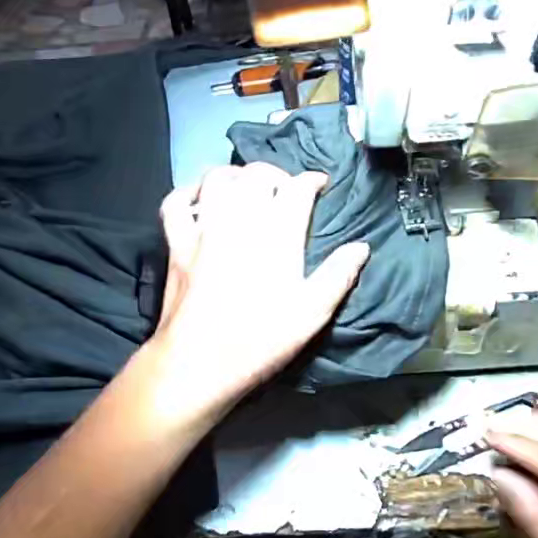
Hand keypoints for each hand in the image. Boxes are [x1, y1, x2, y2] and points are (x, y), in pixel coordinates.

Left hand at [148, 162, 368, 423]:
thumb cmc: (260, 339)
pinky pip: (176, 203)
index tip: (320, 186)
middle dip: (276, 174)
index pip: (297, 188)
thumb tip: (361, 247)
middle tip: (286, 188)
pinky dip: (187, 193)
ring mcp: (203, 228)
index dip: (312, 181)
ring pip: (217, 178)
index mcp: (277, 234)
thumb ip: (338, 275)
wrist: (197, 363)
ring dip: (236, 175)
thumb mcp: (312, 313)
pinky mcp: (176, 242)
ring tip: (247, 188)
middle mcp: (240, 219)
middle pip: (257, 174)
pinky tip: (199, 199)